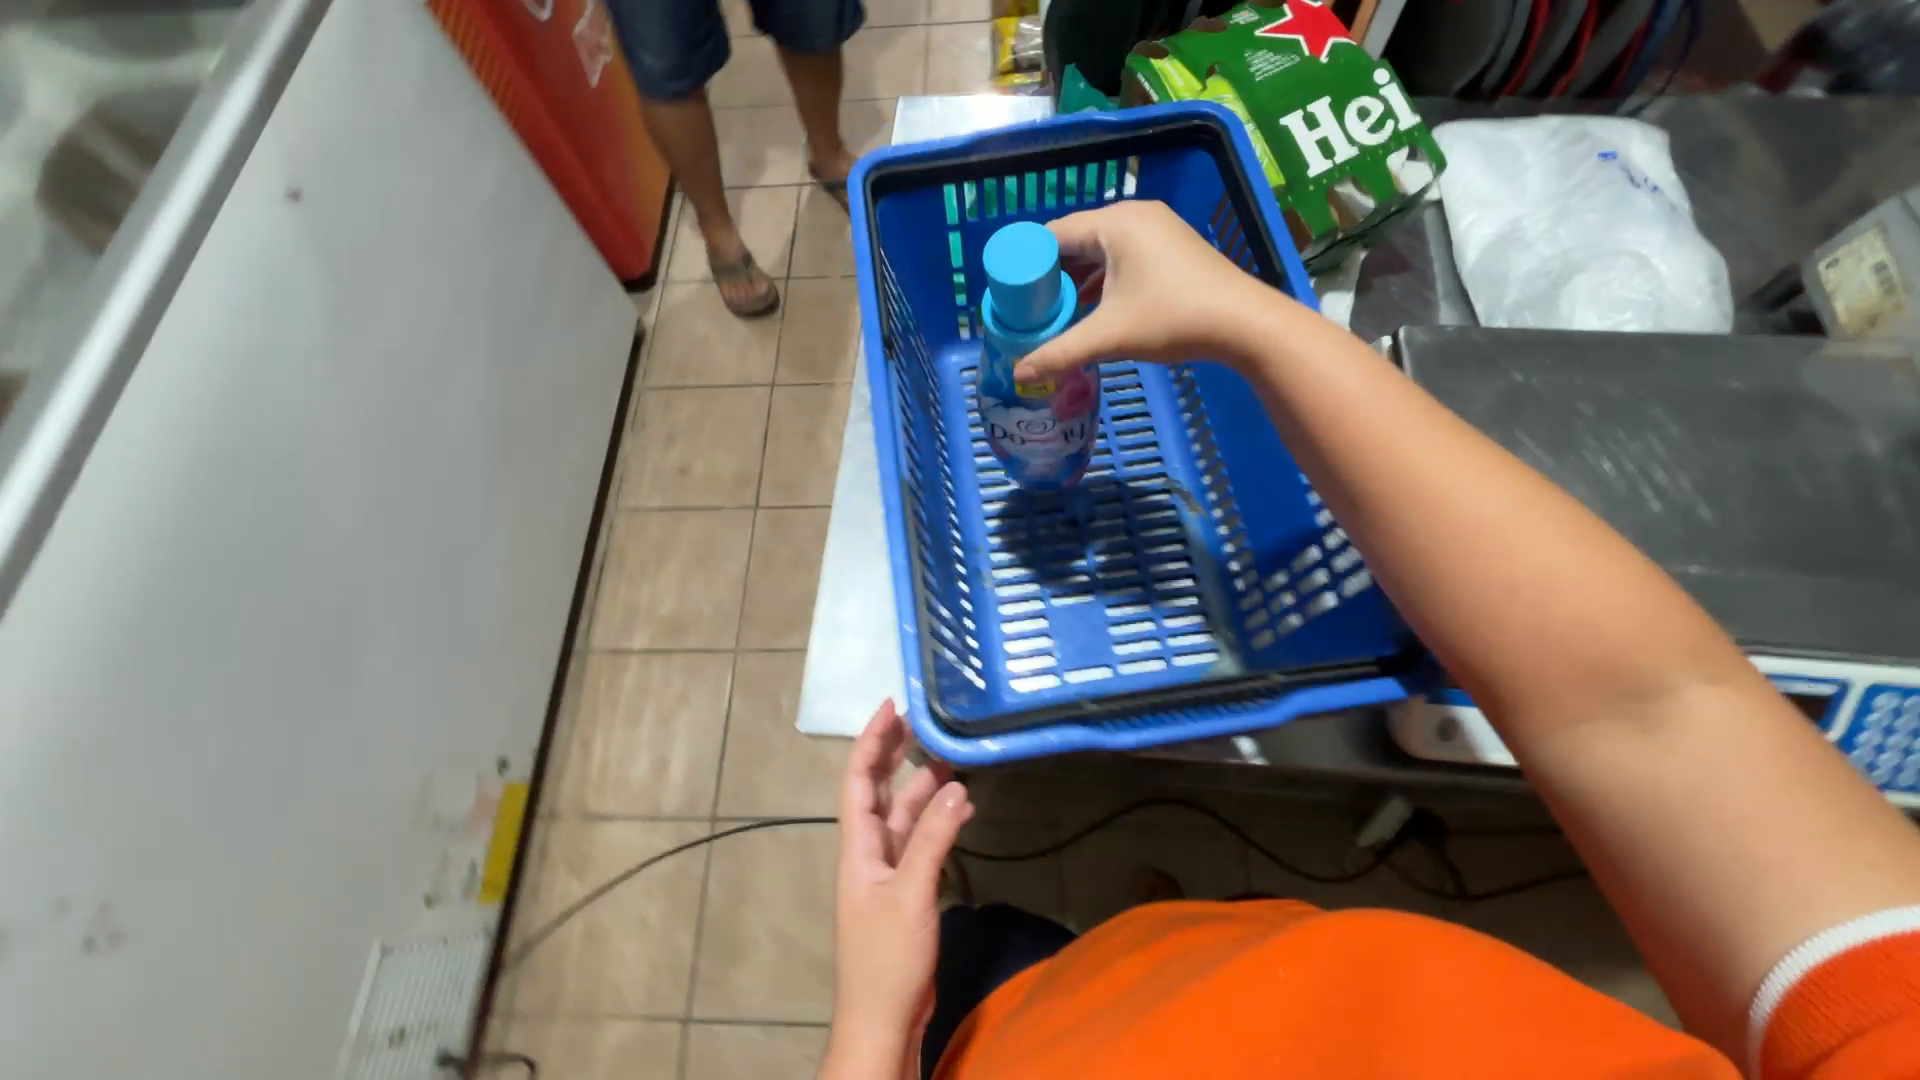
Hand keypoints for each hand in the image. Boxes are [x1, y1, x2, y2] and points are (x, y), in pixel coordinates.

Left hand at [825, 700, 972, 1078]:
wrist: (882, 1020)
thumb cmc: (886, 958)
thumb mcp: (911, 894)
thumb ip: (933, 840)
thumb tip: (955, 785)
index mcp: (857, 845)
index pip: (860, 779)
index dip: (872, 740)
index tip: (891, 705)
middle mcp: (869, 850)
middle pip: (879, 789)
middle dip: (894, 752)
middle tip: (920, 718)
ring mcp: (887, 870)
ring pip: (904, 813)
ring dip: (923, 785)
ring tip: (950, 755)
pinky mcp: (906, 889)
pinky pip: (921, 840)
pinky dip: (939, 819)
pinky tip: (962, 807)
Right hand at [1015, 200, 1306, 383]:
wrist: (1244, 324)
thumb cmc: (1172, 319)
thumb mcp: (1109, 336)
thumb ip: (1059, 352)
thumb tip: (1018, 373)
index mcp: (1113, 223)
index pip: (1053, 233)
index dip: (1028, 262)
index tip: (1011, 294)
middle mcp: (1133, 215)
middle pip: (1076, 240)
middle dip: (1052, 274)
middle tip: (1030, 307)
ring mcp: (1157, 229)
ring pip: (1101, 250)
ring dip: (1078, 279)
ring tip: (1057, 312)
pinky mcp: (1172, 247)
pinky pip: (1123, 256)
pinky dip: (1103, 279)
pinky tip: (1093, 308)